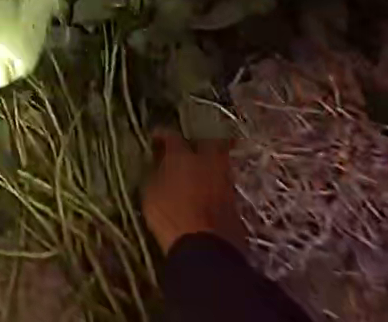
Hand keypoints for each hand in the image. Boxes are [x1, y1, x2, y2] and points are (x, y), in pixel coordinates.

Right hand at [142, 130, 243, 253]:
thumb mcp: (151, 193)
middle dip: (199, 140)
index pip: (172, 136)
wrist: (207, 253)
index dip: (162, 134)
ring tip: (200, 167)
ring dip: (211, 162)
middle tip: (189, 144)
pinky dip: (217, 183)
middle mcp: (207, 164)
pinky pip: (225, 185)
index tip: (155, 138)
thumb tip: (157, 166)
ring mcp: (225, 185)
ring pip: (221, 163)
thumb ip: (155, 173)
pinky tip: (208, 190)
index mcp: (182, 157)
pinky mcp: (236, 206)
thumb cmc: (171, 218)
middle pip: (208, 142)